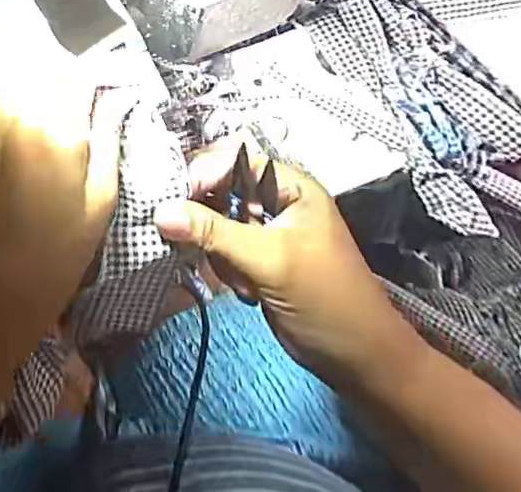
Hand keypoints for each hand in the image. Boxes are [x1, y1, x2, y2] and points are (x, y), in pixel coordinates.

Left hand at [0, 52, 120, 373]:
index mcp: (61, 130)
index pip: (73, 71)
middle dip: (46, 58)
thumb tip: (122, 93)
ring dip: (8, 56)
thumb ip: (111, 136)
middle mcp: (16, 113)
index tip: (90, 89)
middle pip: (29, 52)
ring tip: (22, 71)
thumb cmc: (59, 247)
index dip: (85, 74)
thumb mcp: (101, 197)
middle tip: (56, 81)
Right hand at [153, 141, 425, 389]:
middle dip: (209, 219)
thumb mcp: (270, 261)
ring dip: (218, 251)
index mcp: (289, 184)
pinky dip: (223, 266)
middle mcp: (275, 198)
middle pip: (220, 187)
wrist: (360, 362)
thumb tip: (160, 211)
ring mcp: (264, 228)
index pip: (233, 158)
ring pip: (215, 220)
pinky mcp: (255, 256)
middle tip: (202, 246)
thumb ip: (214, 233)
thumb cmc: (327, 300)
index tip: (175, 199)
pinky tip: (244, 290)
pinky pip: (220, 247)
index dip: (203, 173)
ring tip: (241, 280)